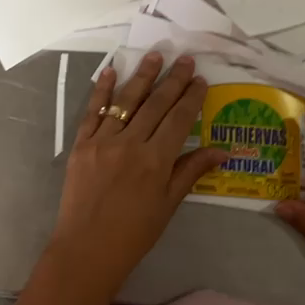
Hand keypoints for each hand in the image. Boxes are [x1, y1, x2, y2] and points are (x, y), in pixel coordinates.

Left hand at [48, 53, 228, 296]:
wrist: (87, 249)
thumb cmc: (134, 232)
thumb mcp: (168, 204)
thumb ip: (191, 171)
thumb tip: (223, 151)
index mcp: (156, 160)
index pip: (179, 119)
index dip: (191, 97)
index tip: (201, 79)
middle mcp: (131, 143)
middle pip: (156, 104)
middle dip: (173, 79)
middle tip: (185, 59)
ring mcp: (103, 141)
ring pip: (126, 101)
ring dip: (142, 76)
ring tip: (155, 56)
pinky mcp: (81, 145)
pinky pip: (93, 111)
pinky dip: (102, 90)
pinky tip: (111, 72)